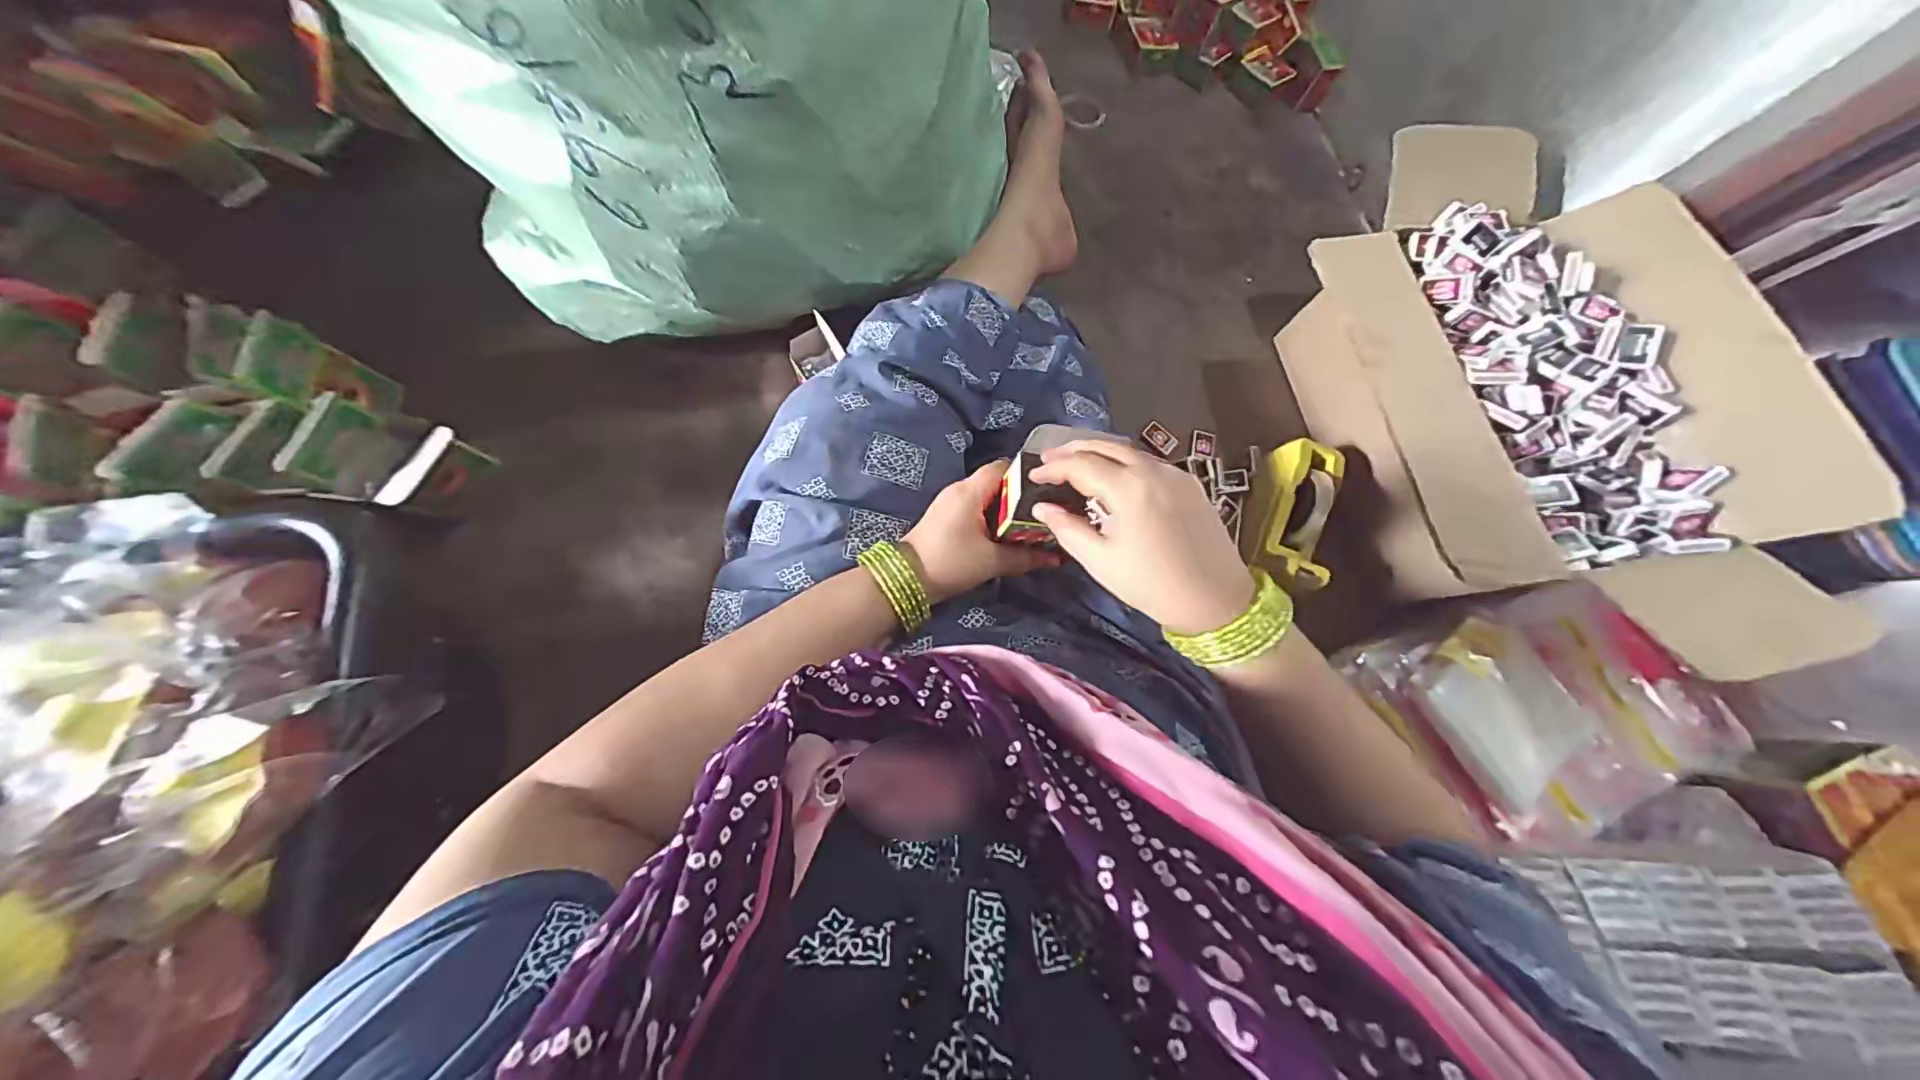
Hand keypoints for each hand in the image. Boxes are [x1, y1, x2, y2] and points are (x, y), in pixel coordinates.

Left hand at [901, 460, 1061, 604]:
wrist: (906, 579)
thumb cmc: (950, 563)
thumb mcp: (992, 561)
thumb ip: (1026, 557)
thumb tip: (1056, 557)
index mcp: (970, 491)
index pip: (1005, 467)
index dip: (1028, 476)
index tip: (1047, 493)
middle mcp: (959, 489)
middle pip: (998, 482)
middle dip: (1021, 497)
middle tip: (1044, 513)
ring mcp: (950, 502)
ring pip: (987, 497)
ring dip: (1007, 510)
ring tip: (1030, 525)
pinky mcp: (946, 517)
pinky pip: (976, 508)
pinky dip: (992, 517)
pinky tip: (1006, 534)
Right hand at [1028, 440, 1253, 633]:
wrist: (1216, 599)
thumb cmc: (1152, 585)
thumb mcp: (1100, 561)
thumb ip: (1067, 528)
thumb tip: (1043, 508)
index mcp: (1129, 488)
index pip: (1081, 464)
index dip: (1053, 466)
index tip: (1033, 475)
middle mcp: (1153, 471)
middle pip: (1105, 445)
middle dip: (1073, 449)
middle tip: (1049, 458)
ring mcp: (1176, 474)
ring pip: (1129, 450)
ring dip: (1099, 452)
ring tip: (1075, 463)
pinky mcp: (1190, 484)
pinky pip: (1149, 462)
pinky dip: (1123, 461)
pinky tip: (1112, 476)